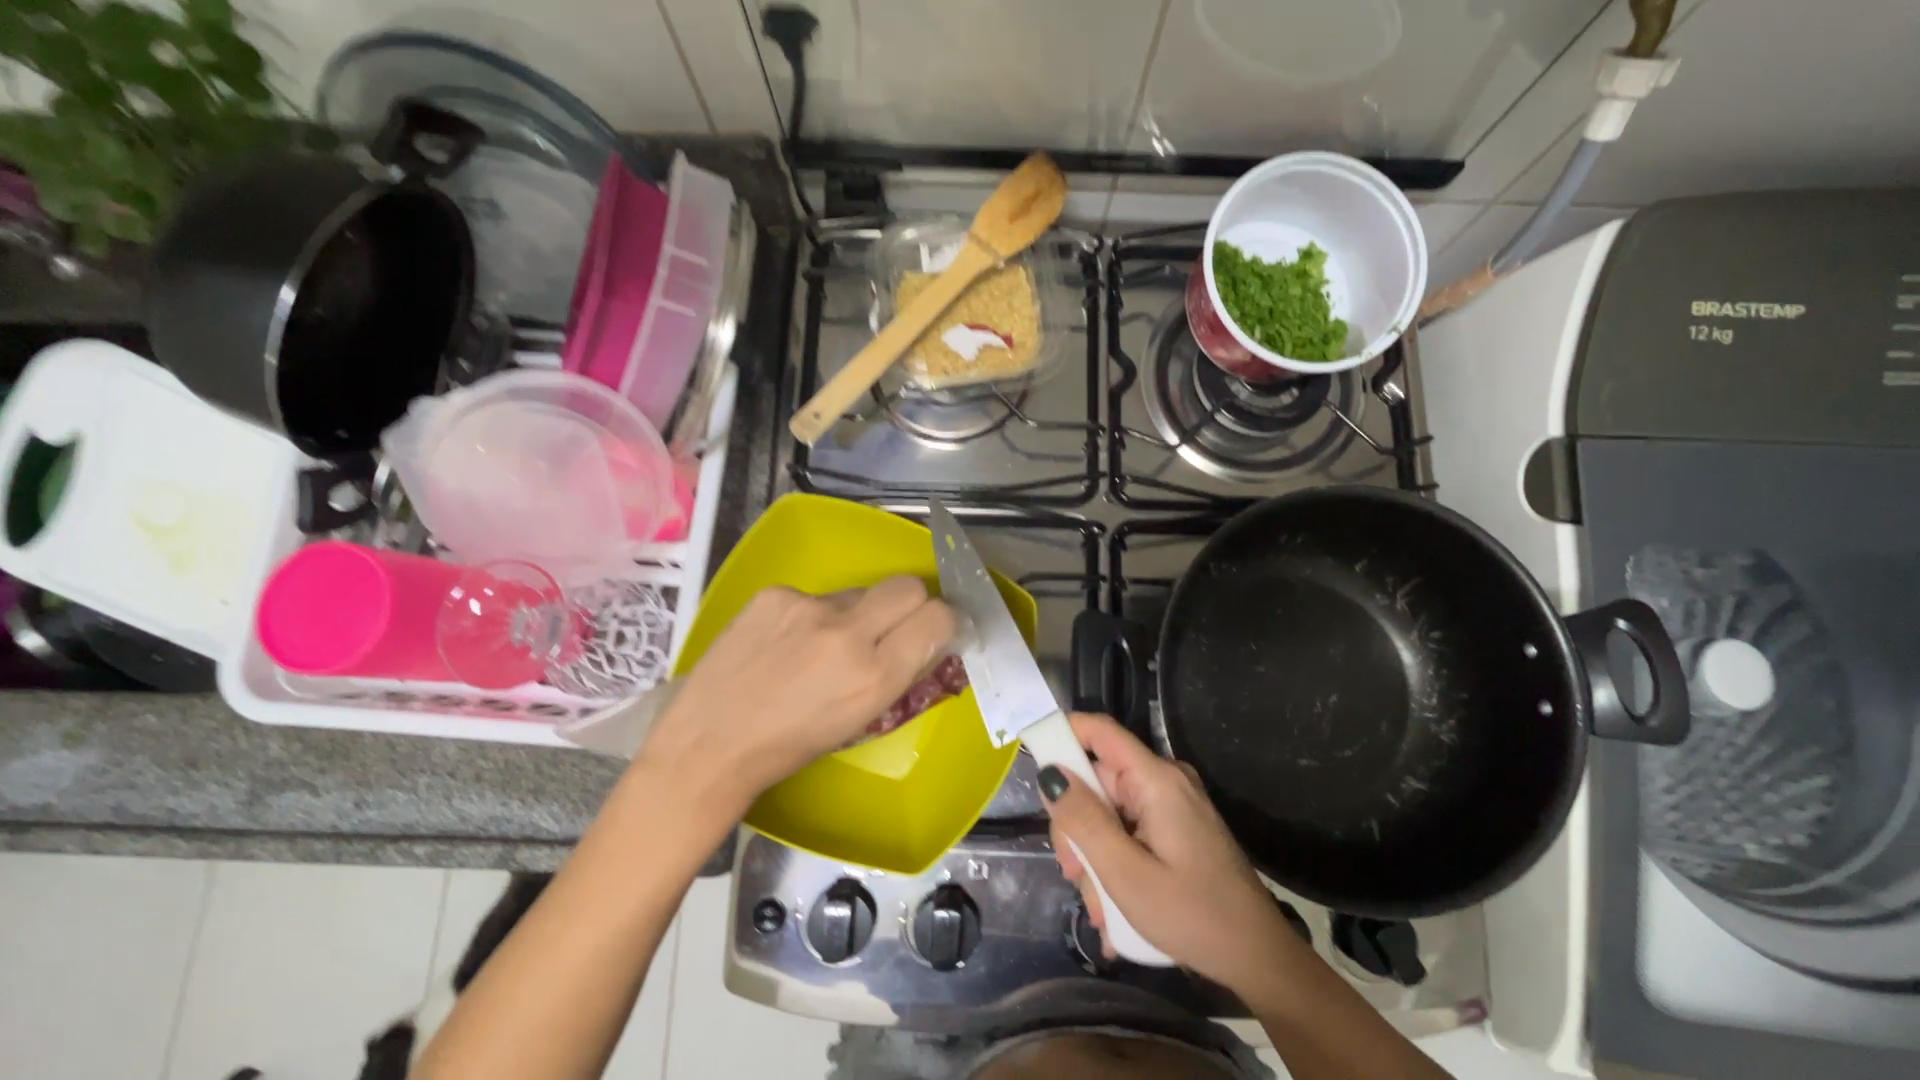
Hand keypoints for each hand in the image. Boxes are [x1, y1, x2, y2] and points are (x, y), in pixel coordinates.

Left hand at [641, 577, 956, 804]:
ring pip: (858, 592)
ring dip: (855, 613)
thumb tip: (924, 642)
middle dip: (910, 603)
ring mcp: (808, 606)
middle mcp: (848, 632)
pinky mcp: (775, 593)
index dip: (943, 622)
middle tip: (889, 626)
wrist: (711, 742)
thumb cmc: (790, 748)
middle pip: (908, 586)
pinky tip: (784, 643)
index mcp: (875, 676)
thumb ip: (898, 675)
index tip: (934, 629)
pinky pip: (814, 595)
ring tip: (820, 647)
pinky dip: (811, 615)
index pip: (938, 618)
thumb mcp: (860, 721)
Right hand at [1041, 713, 1295, 994]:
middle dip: (1077, 828)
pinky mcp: (1176, 831)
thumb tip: (1050, 773)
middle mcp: (1165, 783)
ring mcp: (1172, 807)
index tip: (1031, 766)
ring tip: (1102, 909)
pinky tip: (1116, 910)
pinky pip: (1128, 832)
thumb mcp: (1125, 873)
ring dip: (1094, 858)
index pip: (1099, 731)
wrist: (1256, 957)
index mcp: (1156, 781)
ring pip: (1108, 814)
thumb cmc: (1192, 914)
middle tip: (1073, 875)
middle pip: (1097, 781)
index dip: (1061, 736)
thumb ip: (1083, 820)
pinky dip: (1115, 865)